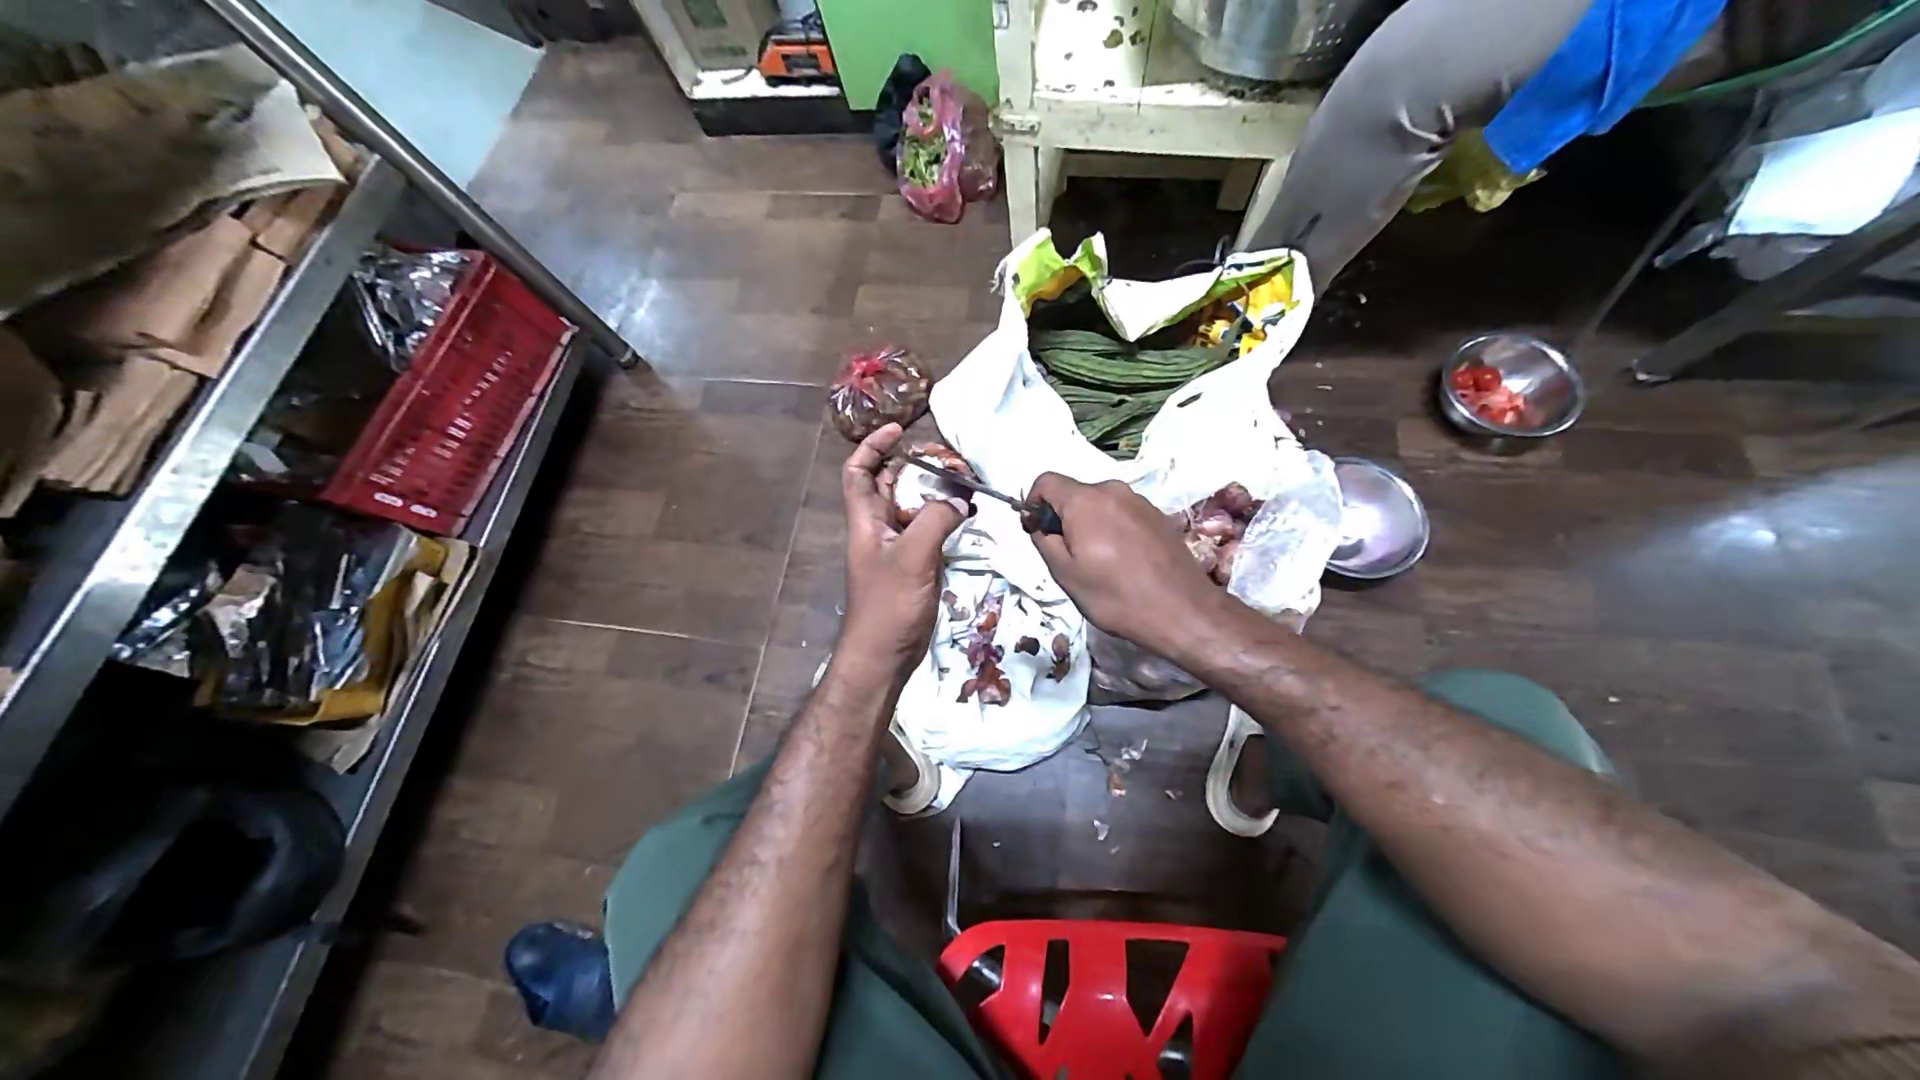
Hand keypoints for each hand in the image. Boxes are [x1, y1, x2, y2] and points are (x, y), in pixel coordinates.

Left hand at [839, 424, 966, 677]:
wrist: (884, 654)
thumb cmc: (889, 605)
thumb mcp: (912, 556)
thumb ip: (935, 520)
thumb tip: (960, 500)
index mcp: (865, 521)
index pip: (858, 472)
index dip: (872, 446)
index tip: (897, 429)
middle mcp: (878, 529)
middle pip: (890, 484)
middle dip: (914, 466)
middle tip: (947, 459)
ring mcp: (897, 548)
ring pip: (913, 507)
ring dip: (934, 491)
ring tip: (962, 481)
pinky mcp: (914, 565)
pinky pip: (928, 530)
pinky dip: (945, 517)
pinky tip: (967, 514)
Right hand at [1027, 472, 1229, 658]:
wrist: (1182, 611)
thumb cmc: (1115, 595)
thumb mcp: (1065, 574)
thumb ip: (1045, 541)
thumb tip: (1041, 525)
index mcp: (1085, 500)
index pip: (1046, 481)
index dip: (1033, 503)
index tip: (1037, 532)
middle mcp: (1113, 490)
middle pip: (1074, 493)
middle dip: (1063, 518)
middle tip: (1068, 557)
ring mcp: (1140, 502)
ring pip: (1100, 505)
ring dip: (1089, 525)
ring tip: (1098, 563)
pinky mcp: (1158, 516)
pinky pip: (1122, 514)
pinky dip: (1113, 530)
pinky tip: (1122, 562)